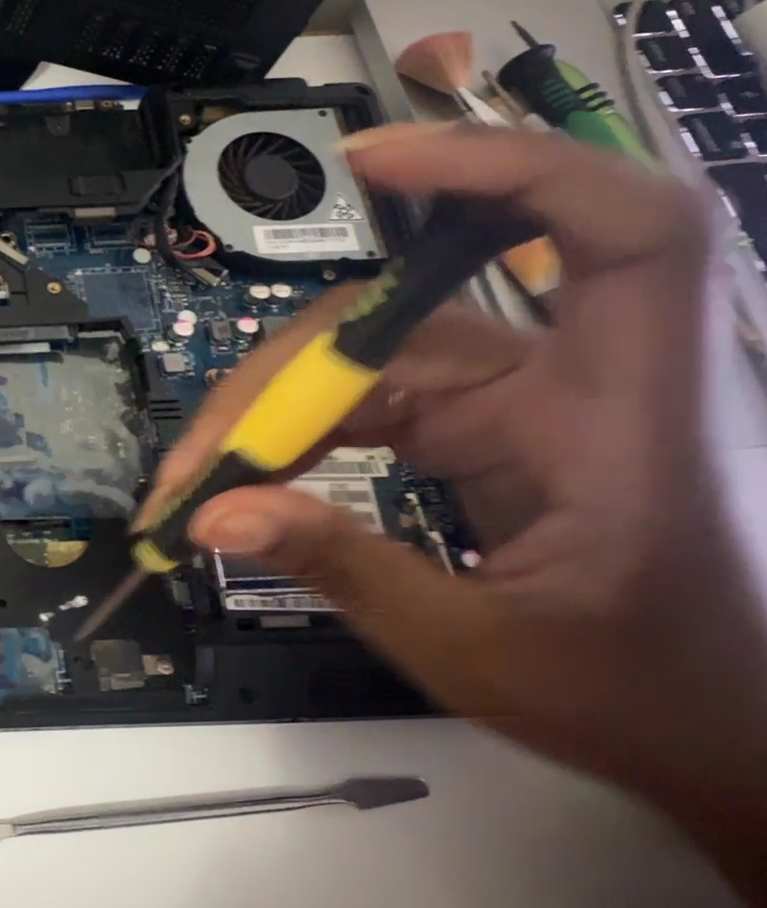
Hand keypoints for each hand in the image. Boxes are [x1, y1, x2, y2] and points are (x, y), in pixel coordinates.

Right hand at [149, 125, 766, 818]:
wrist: (731, 748)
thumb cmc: (644, 701)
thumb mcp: (477, 649)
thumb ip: (343, 568)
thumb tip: (212, 516)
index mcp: (623, 413)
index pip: (613, 230)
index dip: (500, 168)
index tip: (368, 159)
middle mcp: (570, 382)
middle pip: (400, 324)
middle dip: (280, 381)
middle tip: (194, 465)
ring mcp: (522, 406)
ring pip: (367, 363)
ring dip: (271, 415)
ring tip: (198, 482)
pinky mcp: (485, 435)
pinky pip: (371, 406)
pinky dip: (299, 437)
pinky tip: (247, 479)